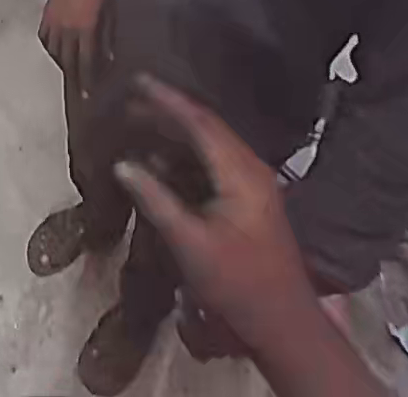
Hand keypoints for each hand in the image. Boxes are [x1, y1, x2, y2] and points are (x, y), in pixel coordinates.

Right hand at [39, 0, 105, 95]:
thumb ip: (107, 35)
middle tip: (75, 95)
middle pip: (67, 60)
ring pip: (53, 50)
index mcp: (84, 27)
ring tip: (63, 79)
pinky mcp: (47, 12)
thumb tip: (110, 56)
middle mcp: (66, 27)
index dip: (87, 80)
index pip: (85, 61)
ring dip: (59, 66)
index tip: (88, 94)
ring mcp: (54, 20)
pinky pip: (44, 36)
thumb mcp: (108, 10)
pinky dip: (47, 48)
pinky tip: (50, 54)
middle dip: (72, 79)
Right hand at [112, 76, 311, 345]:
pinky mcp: (248, 194)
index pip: (200, 122)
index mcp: (241, 173)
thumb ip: (156, 200)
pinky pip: (212, 157)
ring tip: (139, 119)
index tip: (139, 79)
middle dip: (167, 110)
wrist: (285, 328)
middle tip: (130, 99)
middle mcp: (250, 167)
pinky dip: (184, 149)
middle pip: (205, 126)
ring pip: (209, 140)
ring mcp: (252, 180)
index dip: (167, 99)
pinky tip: (160, 155)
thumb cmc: (238, 286)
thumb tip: (123, 165)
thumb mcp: (191, 244)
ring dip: (175, 129)